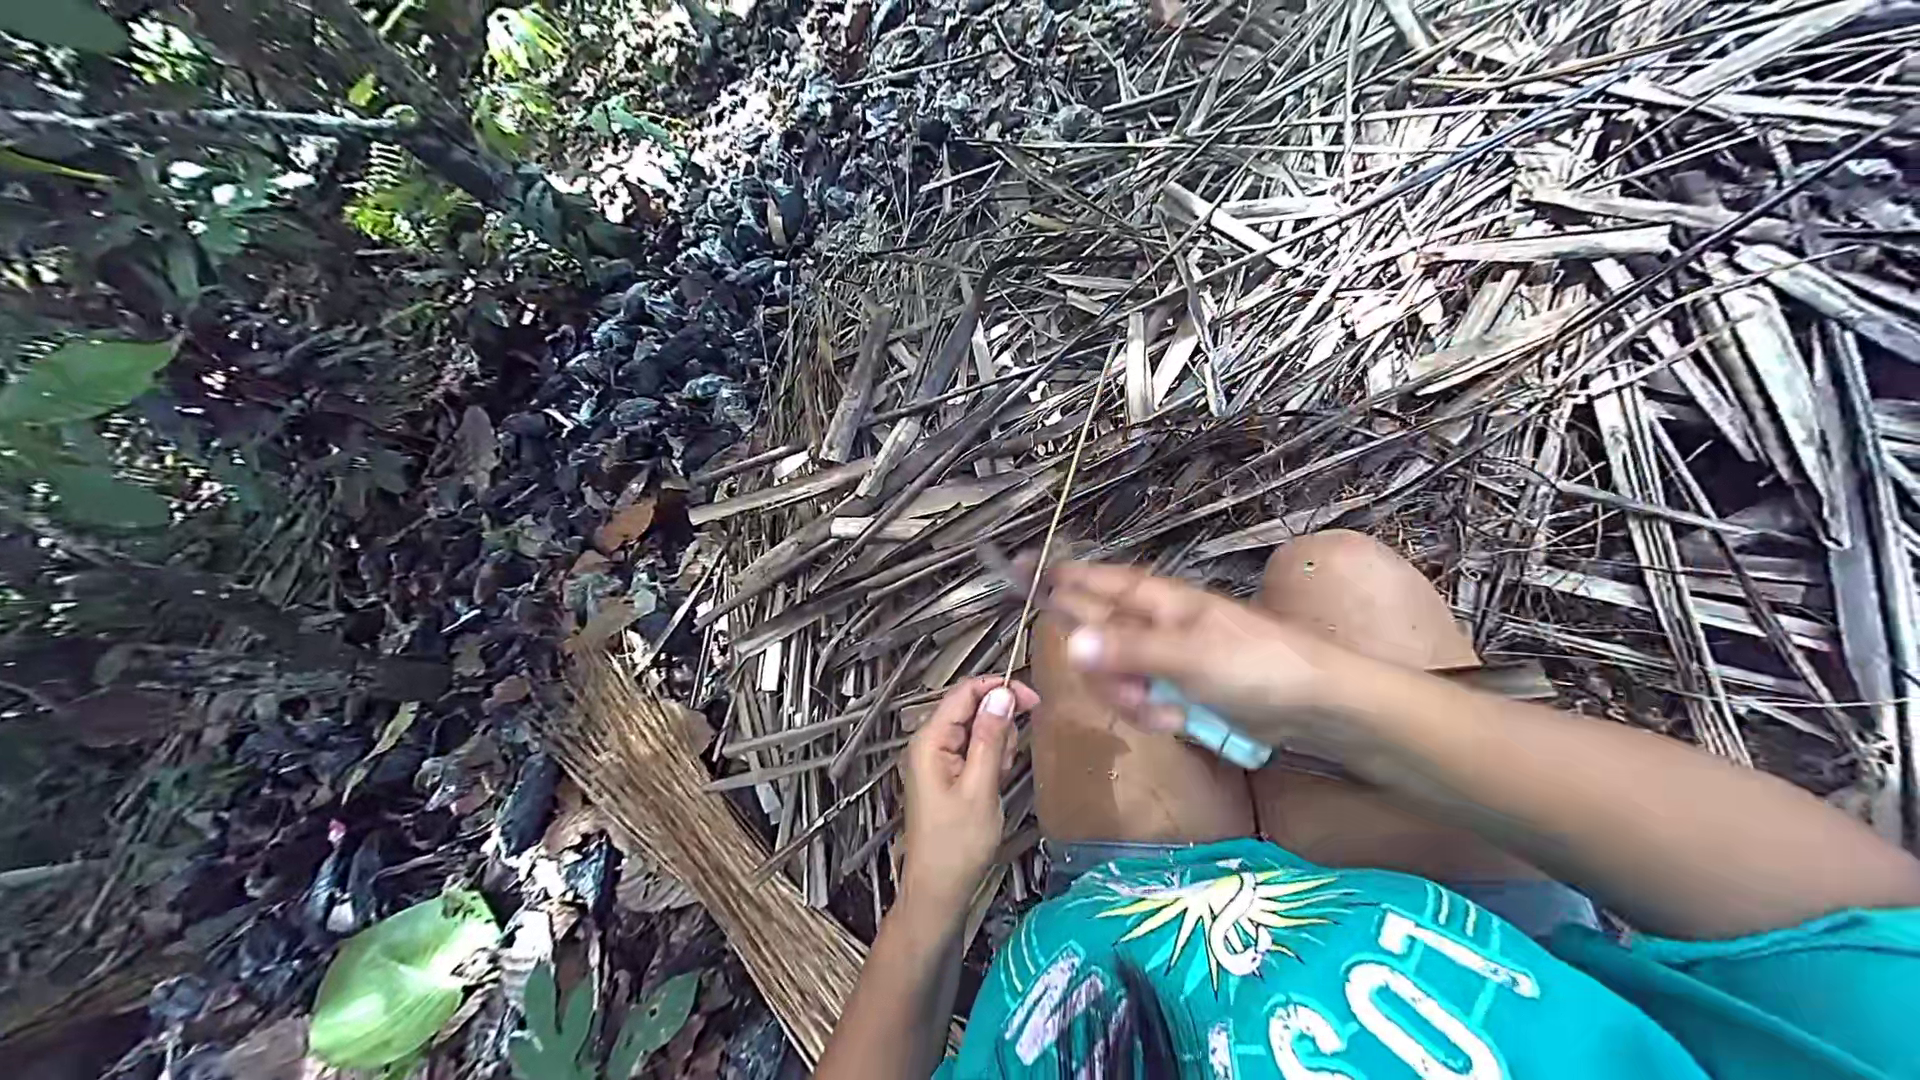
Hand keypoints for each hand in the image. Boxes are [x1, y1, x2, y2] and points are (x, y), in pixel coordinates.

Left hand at [900, 675, 1039, 911]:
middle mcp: (931, 743)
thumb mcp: (980, 788)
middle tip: (1006, 759)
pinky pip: (977, 750)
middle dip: (999, 727)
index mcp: (930, 741)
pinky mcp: (950, 772)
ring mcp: (940, 757)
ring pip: (979, 729)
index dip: (999, 689)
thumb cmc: (955, 846)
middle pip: (973, 708)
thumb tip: (1002, 695)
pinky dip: (992, 761)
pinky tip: (993, 784)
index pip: (965, 693)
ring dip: (997, 746)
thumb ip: (991, 738)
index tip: (1031, 698)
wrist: (941, 888)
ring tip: (996, 778)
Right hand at [1043, 562, 1366, 745]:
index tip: (1019, 569)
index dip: (1057, 575)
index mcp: (1155, 600)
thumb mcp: (1188, 656)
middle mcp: (1153, 623)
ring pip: (1114, 673)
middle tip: (1129, 690)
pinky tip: (1177, 720)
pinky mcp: (1177, 687)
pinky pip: (1140, 697)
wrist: (1319, 706)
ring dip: (1130, 697)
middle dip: (1103, 668)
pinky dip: (1152, 713)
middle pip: (1094, 635)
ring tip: (1163, 710)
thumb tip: (1069, 643)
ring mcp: (1164, 657)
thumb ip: (1126, 650)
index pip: (1093, 580)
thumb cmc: (1258, 665)